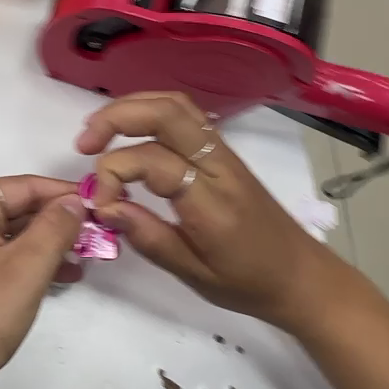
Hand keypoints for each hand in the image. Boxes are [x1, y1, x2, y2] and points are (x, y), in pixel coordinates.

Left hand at [0, 176, 84, 388]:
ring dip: (54, 241)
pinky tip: (71, 272)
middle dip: (59, 219)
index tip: (101, 201)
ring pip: (19, 232)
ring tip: (92, 252)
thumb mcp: (26, 268)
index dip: (61, 192)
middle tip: (101, 229)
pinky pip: (13, 255)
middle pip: (19, 207)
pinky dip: (39, 260)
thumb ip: (55, 228)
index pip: (20, 187)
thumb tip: (76, 201)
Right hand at [76, 91, 350, 332]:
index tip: (101, 204)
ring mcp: (223, 153)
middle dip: (116, 117)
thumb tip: (105, 208)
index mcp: (213, 203)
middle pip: (166, 112)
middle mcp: (220, 166)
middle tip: (84, 145)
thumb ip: (149, 238)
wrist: (304, 279)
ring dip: (129, 108)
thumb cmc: (248, 283)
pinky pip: (184, 114)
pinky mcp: (222, 151)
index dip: (114, 175)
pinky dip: (148, 111)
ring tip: (97, 133)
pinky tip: (126, 132)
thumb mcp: (195, 275)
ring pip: (175, 104)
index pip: (154, 162)